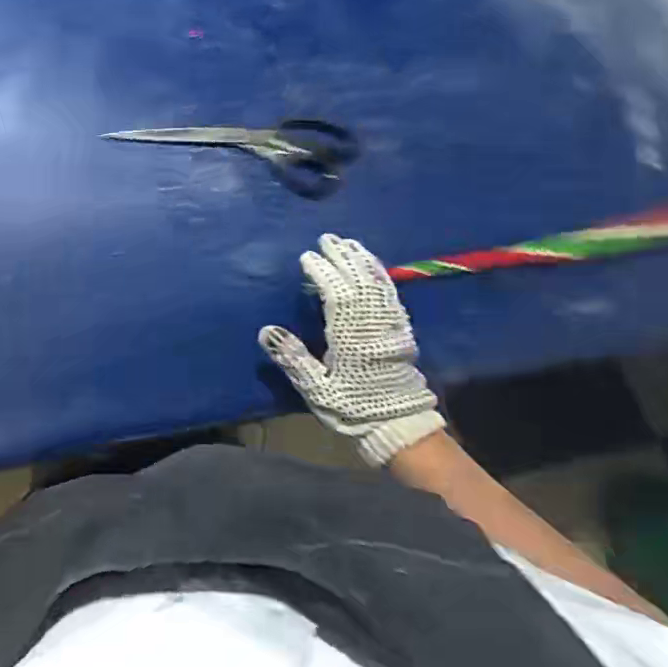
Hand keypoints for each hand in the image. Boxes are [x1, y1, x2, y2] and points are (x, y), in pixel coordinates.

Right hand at [258, 234, 444, 466]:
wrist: (398, 427)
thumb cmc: (351, 407)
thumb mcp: (315, 387)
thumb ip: (292, 357)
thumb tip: (267, 329)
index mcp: (352, 339)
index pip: (338, 296)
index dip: (324, 274)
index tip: (308, 257)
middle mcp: (374, 327)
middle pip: (361, 285)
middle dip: (345, 259)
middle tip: (329, 239)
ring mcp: (391, 328)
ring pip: (379, 287)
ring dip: (364, 263)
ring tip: (350, 244)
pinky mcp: (400, 333)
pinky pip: (391, 297)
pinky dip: (381, 277)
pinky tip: (372, 268)